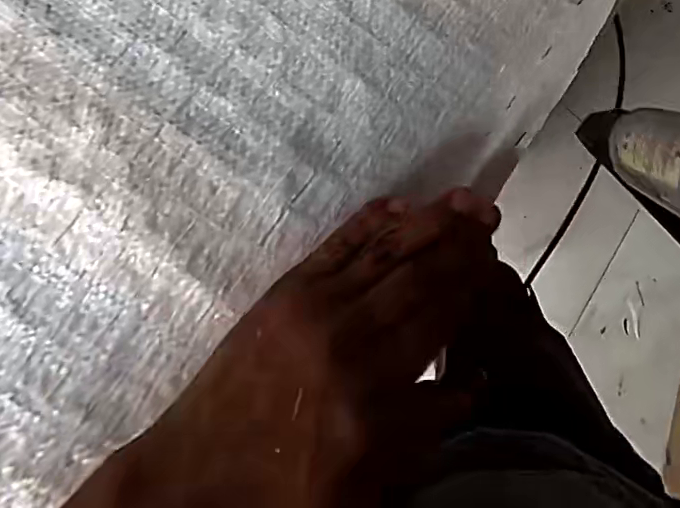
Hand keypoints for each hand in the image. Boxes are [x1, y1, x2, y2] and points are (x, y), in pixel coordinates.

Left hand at [66, 189, 502, 507]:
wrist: (185, 483)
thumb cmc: (280, 488)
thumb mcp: (362, 483)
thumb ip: (421, 431)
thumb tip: (473, 384)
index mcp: (370, 397)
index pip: (438, 321)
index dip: (471, 285)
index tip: (494, 261)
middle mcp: (349, 342)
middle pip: (422, 277)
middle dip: (463, 244)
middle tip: (492, 219)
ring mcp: (315, 307)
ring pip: (389, 250)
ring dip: (433, 220)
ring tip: (467, 199)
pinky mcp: (286, 290)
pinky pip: (340, 243)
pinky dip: (373, 219)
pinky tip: (401, 202)